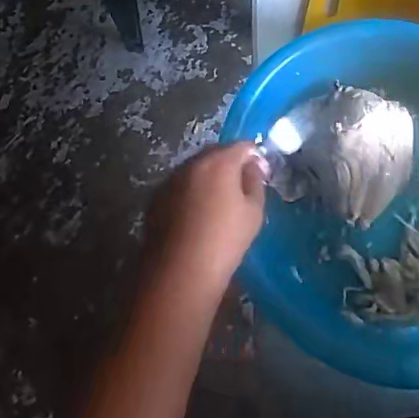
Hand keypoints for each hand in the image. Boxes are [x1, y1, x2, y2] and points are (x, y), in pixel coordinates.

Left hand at [143, 141, 266, 292]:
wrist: (179, 272)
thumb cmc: (224, 241)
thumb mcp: (253, 213)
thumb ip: (256, 182)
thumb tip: (254, 167)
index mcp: (220, 162)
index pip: (243, 146)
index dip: (255, 157)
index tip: (261, 175)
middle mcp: (193, 163)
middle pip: (217, 152)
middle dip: (231, 163)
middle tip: (241, 187)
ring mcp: (171, 178)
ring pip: (196, 168)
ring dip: (209, 176)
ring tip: (218, 202)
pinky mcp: (157, 196)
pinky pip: (180, 184)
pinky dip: (191, 190)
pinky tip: (196, 213)